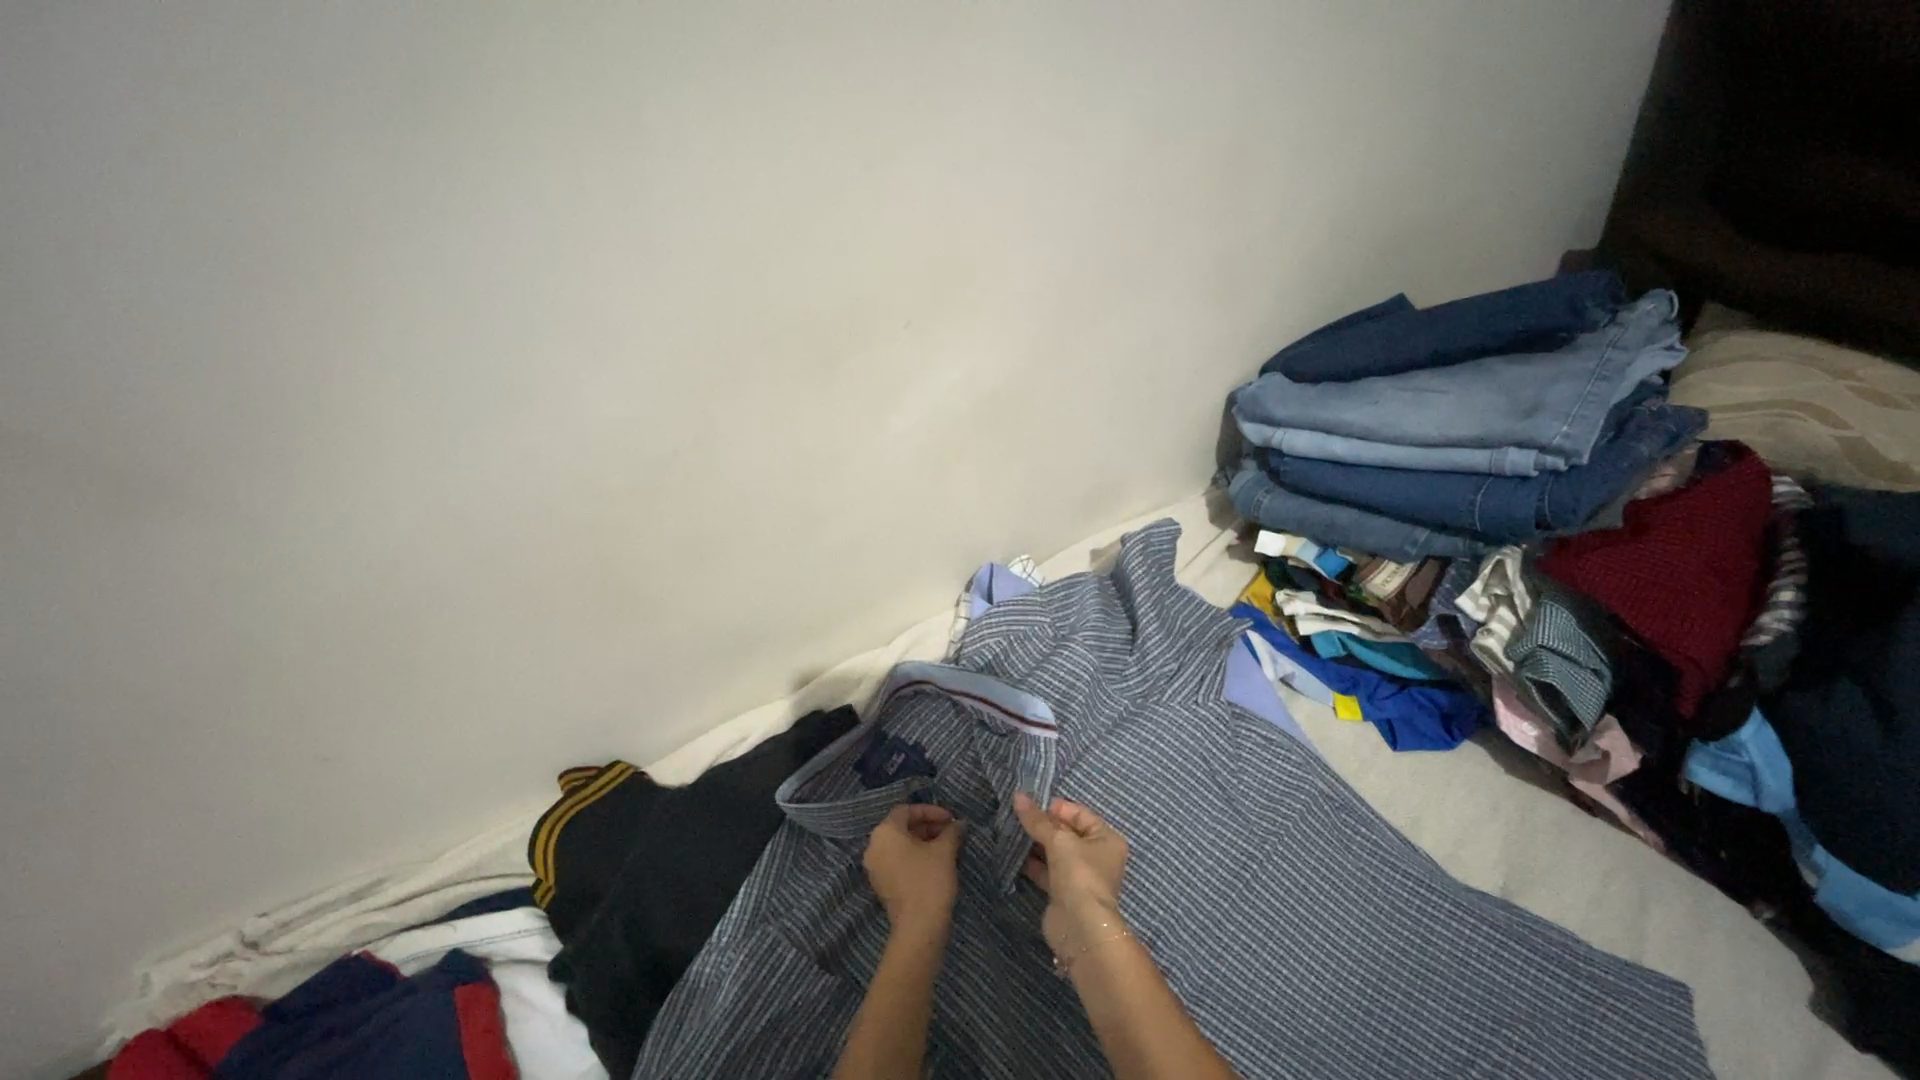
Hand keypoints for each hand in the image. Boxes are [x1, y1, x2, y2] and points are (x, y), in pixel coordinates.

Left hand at [863, 803, 965, 932]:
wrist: (918, 926)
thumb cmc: (930, 880)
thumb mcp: (945, 851)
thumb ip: (952, 831)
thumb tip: (959, 823)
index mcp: (885, 832)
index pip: (906, 810)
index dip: (931, 811)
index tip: (951, 819)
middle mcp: (874, 846)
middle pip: (901, 827)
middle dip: (928, 826)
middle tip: (950, 832)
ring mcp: (874, 867)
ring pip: (899, 845)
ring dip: (922, 841)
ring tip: (946, 846)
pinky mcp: (881, 884)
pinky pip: (896, 860)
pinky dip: (913, 856)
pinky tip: (934, 862)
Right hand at [1012, 793, 1130, 955]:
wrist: (1080, 926)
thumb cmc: (1079, 874)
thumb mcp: (1058, 840)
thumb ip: (1037, 820)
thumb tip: (1018, 795)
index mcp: (1107, 839)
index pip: (1080, 814)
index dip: (1057, 808)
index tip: (1031, 805)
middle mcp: (1097, 856)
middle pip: (1067, 833)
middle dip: (1044, 826)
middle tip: (1018, 817)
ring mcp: (1081, 876)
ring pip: (1056, 852)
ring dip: (1036, 844)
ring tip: (1013, 832)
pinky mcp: (1065, 892)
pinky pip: (1048, 871)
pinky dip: (1034, 864)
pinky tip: (1016, 855)